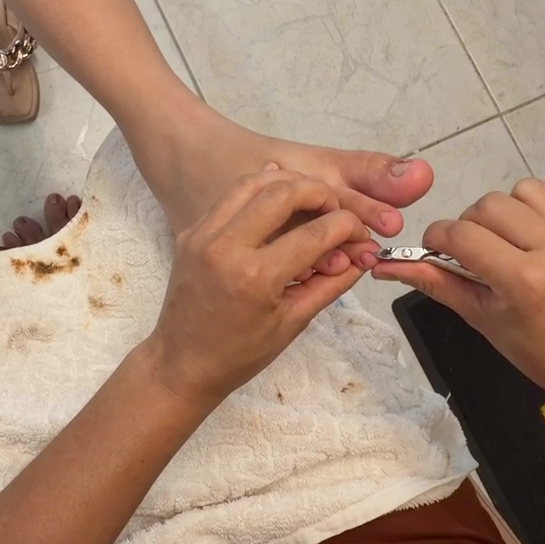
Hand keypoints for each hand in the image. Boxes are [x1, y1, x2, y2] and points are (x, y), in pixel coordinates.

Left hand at [146, 168, 369, 409]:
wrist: (182, 362)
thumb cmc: (240, 352)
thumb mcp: (294, 321)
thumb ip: (331, 282)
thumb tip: (362, 254)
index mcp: (256, 277)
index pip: (315, 233)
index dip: (348, 227)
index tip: (360, 233)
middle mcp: (227, 246)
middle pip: (282, 192)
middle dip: (319, 192)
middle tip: (335, 207)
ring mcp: (203, 235)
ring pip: (251, 183)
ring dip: (286, 181)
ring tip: (309, 197)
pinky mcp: (191, 232)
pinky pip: (228, 197)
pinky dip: (258, 191)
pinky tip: (278, 197)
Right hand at [372, 179, 544, 419]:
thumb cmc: (541, 353)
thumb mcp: (482, 319)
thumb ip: (436, 283)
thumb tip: (384, 265)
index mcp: (525, 281)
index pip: (460, 234)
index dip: (439, 238)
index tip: (439, 250)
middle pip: (489, 204)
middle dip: (473, 224)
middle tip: (478, 250)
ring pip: (525, 191)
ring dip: (510, 212)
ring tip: (515, 241)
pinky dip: (544, 211)